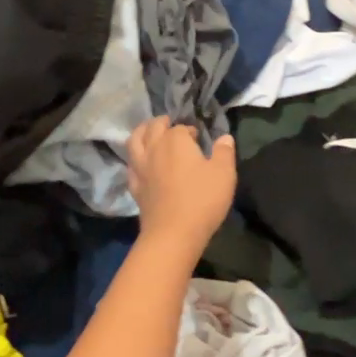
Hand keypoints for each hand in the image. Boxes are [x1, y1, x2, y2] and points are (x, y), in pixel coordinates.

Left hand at [126, 117, 235, 250]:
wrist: (173, 233)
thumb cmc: (202, 199)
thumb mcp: (224, 174)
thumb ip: (224, 152)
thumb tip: (224, 137)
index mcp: (175, 141)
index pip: (180, 128)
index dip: (189, 130)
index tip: (197, 137)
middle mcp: (154, 149)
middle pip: (153, 128)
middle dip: (162, 123)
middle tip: (169, 124)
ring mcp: (141, 168)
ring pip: (134, 142)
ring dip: (141, 132)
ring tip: (148, 131)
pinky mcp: (135, 187)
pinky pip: (131, 166)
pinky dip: (135, 159)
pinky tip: (140, 163)